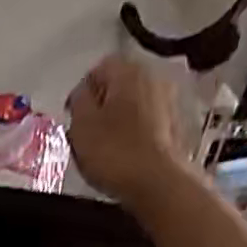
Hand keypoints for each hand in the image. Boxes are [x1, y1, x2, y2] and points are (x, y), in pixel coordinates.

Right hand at [65, 56, 193, 205]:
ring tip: (102, 143)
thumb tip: (82, 92)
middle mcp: (152, 76)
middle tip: (84, 131)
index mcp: (128, 73)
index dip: (81, 90)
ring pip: (132, 100)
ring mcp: (168, 96)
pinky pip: (145, 115)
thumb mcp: (81, 126)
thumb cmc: (112, 152)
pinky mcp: (174, 119)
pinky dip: (131, 126)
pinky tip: (122, 149)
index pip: (99, 67)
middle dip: (100, 102)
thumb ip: (79, 101)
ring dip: (116, 115)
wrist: (155, 179)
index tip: (71, 116)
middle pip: (118, 82)